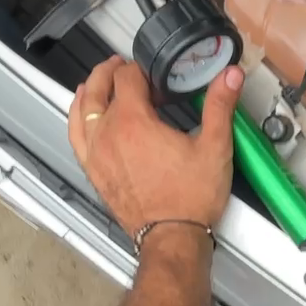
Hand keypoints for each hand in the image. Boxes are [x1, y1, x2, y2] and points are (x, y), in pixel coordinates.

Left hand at [68, 57, 243, 235]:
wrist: (173, 237)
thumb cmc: (190, 199)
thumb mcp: (214, 148)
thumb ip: (220, 107)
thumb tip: (229, 76)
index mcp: (133, 122)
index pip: (127, 77)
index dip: (142, 69)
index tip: (156, 75)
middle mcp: (107, 133)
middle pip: (98, 87)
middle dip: (112, 73)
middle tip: (125, 68)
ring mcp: (95, 153)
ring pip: (82, 109)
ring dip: (91, 90)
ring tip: (101, 84)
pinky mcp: (93, 171)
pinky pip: (75, 135)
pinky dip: (78, 118)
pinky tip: (84, 115)